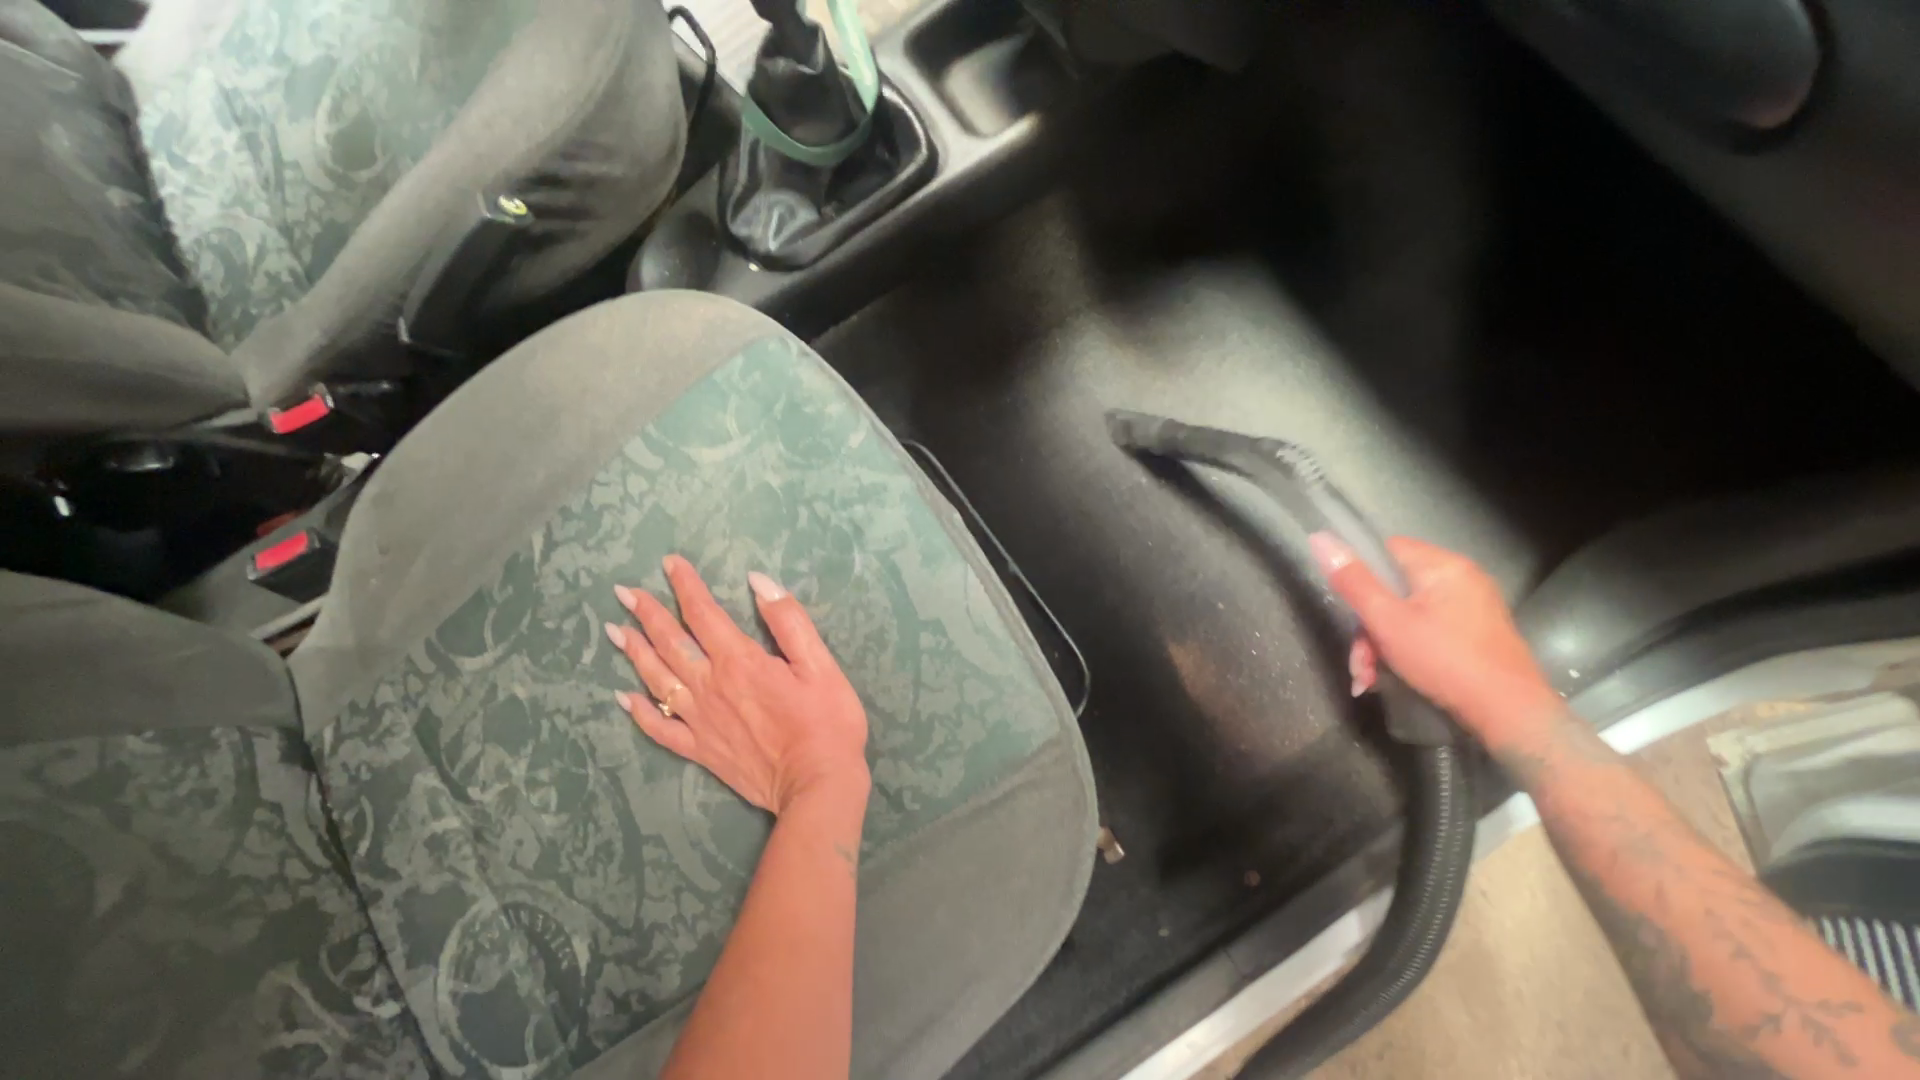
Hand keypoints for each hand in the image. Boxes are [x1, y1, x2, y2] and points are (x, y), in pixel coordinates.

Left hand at [608, 556, 868, 813]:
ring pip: (657, 680)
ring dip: (635, 652)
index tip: (670, 564)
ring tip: (615, 631)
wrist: (816, 784)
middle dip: (646, 613)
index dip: (685, 586)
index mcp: (739, 661)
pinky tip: (625, 698)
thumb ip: (788, 620)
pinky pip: (660, 729)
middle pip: (670, 643)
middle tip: (624, 593)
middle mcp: (710, 686)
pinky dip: (639, 712)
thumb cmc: (827, 722)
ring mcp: (700, 721)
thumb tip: (758, 581)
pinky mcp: (700, 750)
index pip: (703, 613)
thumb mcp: (820, 664)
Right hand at [1309, 533, 1560, 742]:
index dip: (1360, 576)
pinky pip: (1428, 630)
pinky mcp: (1476, 634)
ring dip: (1381, 646)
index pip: (1386, 550)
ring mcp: (1472, 607)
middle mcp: (1462, 579)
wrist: (1510, 714)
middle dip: (1368, 629)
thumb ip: (1353, 581)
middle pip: (1393, 589)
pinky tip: (1391, 679)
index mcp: (1443, 566)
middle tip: (1360, 665)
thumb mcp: (1388, 622)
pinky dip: (1406, 651)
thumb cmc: (1446, 661)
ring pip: (1407, 614)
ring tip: (1370, 680)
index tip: (1350, 611)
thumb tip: (1320, 538)